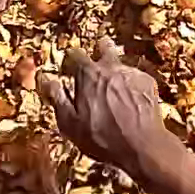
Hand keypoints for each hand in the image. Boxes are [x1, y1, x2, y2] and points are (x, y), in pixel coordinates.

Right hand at [37, 39, 178, 177]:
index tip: (70, 67)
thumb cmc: (102, 137)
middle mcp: (110, 67)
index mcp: (88, 74)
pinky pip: (136, 78)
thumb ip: (57, 97)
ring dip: (116, 74)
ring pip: (120, 65)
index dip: (72, 59)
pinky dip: (132, 87)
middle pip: (103, 47)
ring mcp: (131, 73)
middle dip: (99, 52)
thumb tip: (46, 80)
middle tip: (96, 68)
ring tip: (115, 96)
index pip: (75, 54)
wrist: (141, 145)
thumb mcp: (70, 123)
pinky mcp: (148, 82)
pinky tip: (131, 104)